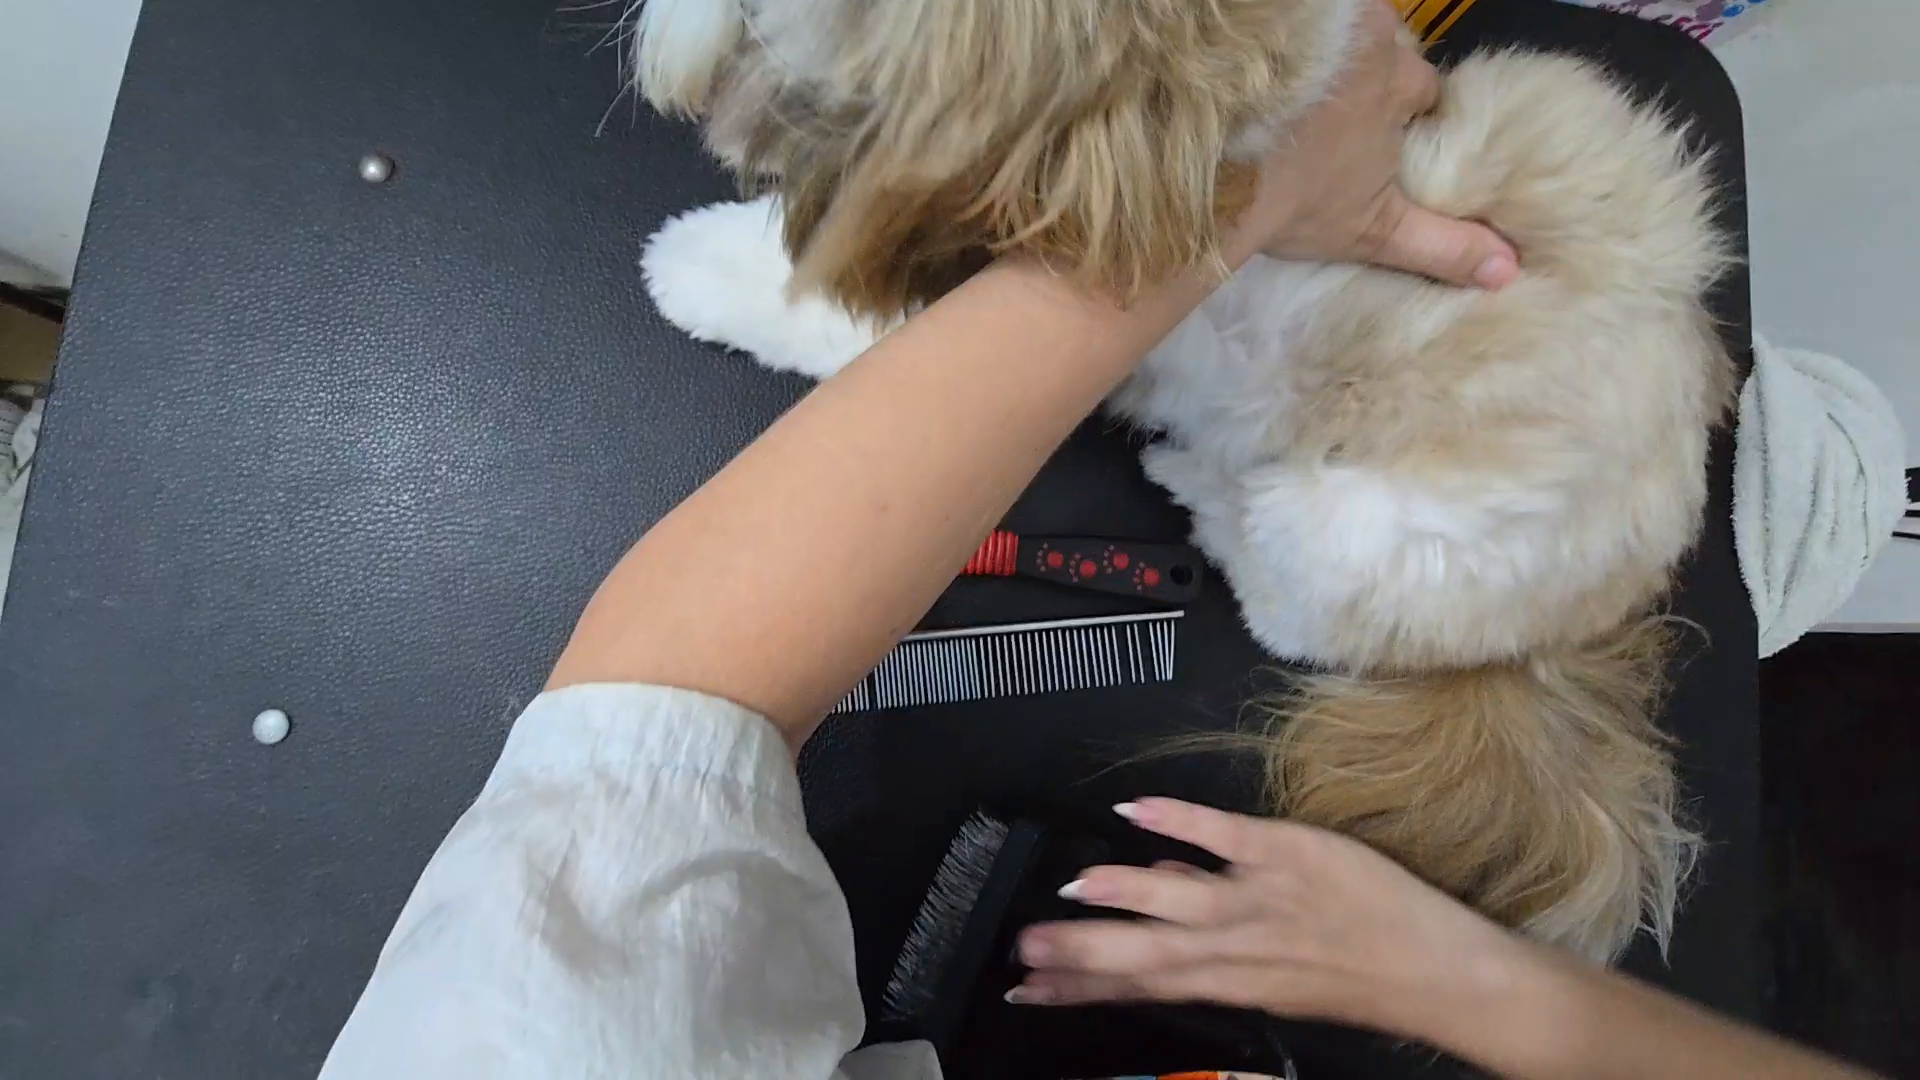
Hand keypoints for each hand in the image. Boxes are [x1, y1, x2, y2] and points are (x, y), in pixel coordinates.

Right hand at [1008, 797, 1523, 1040]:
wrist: (1445, 975)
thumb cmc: (1354, 971)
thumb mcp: (1275, 971)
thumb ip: (1207, 935)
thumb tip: (1151, 880)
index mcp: (1228, 977)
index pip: (1140, 985)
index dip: (1082, 989)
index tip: (1029, 988)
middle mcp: (1233, 948)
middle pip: (1148, 955)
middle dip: (1083, 955)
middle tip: (1025, 952)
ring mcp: (1260, 900)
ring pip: (1181, 901)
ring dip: (1124, 895)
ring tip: (1073, 891)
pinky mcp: (1288, 855)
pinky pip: (1228, 838)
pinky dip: (1182, 824)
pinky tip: (1139, 811)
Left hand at [1224, 0, 1518, 288]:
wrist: (1212, 179)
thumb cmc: (1296, 204)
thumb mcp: (1372, 232)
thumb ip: (1439, 246)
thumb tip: (1507, 269)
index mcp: (1400, 79)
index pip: (1421, 91)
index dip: (1402, 121)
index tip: (1377, 150)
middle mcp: (1366, 37)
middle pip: (1377, 61)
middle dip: (1361, 93)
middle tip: (1327, 138)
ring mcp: (1313, 30)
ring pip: (1332, 48)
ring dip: (1319, 77)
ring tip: (1291, 121)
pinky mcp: (1263, 34)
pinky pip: (1284, 43)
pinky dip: (1278, 67)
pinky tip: (1260, 102)